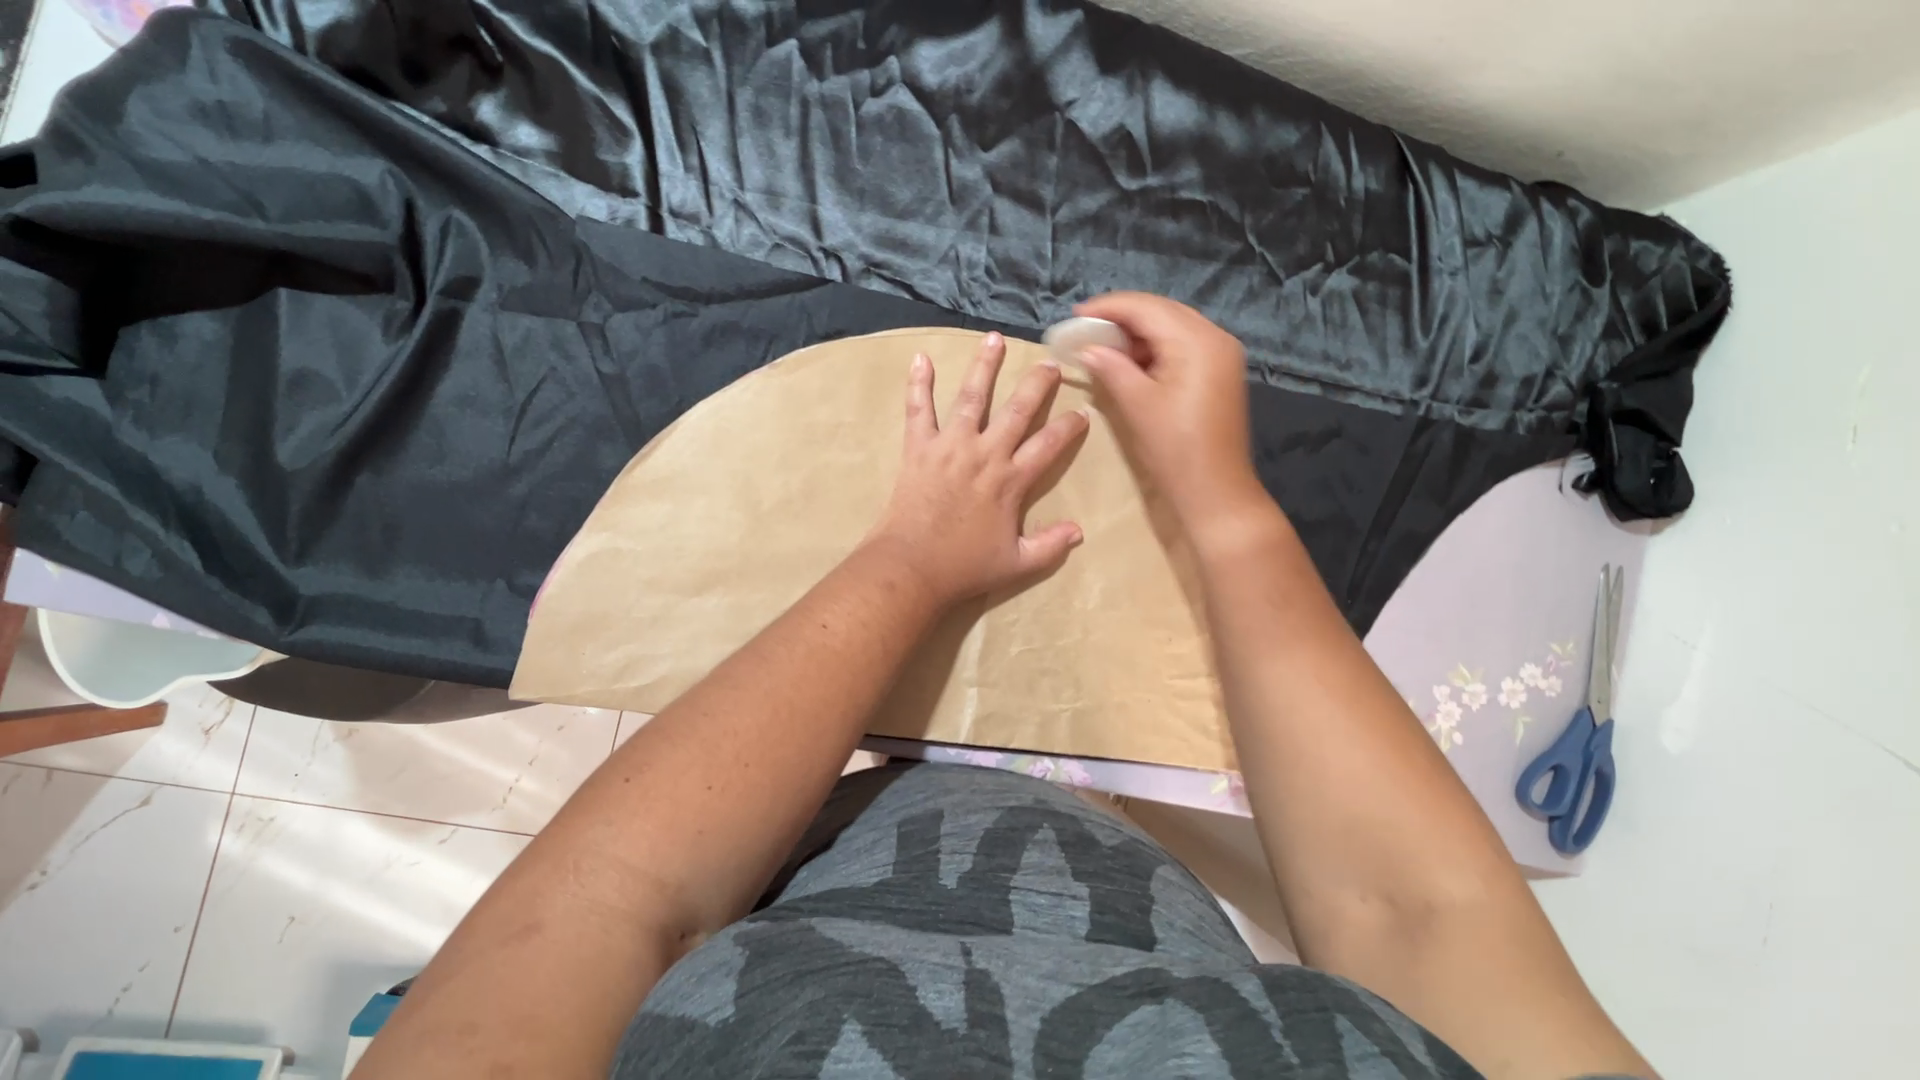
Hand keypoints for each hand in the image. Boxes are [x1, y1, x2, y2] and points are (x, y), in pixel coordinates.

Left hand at [864, 332, 1088, 605]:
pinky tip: (921, 358)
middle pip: (1018, 409)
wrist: (912, 566)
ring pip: (971, 397)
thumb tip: (1079, 531)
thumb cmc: (965, 567)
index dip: (1069, 426)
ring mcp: (951, 446)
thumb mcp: (1018, 564)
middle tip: (1049, 363)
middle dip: (1037, 383)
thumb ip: (1051, 546)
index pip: (1049, 445)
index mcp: (1012, 480)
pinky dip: (919, 384)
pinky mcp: (919, 448)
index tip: (1083, 412)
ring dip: (985, 366)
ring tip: (994, 338)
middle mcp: (986, 454)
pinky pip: (918, 410)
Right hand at [1071, 292, 1267, 531]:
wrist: (1216, 491)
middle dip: (1123, 317)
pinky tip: (1131, 361)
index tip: (1075, 315)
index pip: (1146, 308)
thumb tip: (1088, 348)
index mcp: (1196, 341)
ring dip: (1138, 333)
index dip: (1108, 307)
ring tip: (1103, 345)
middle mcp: (1215, 337)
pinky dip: (1156, 348)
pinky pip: (1184, 345)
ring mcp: (1222, 354)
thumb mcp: (1137, 404)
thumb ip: (1111, 367)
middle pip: (1162, 311)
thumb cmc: (1174, 449)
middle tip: (1086, 329)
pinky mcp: (1221, 372)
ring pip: (1173, 327)